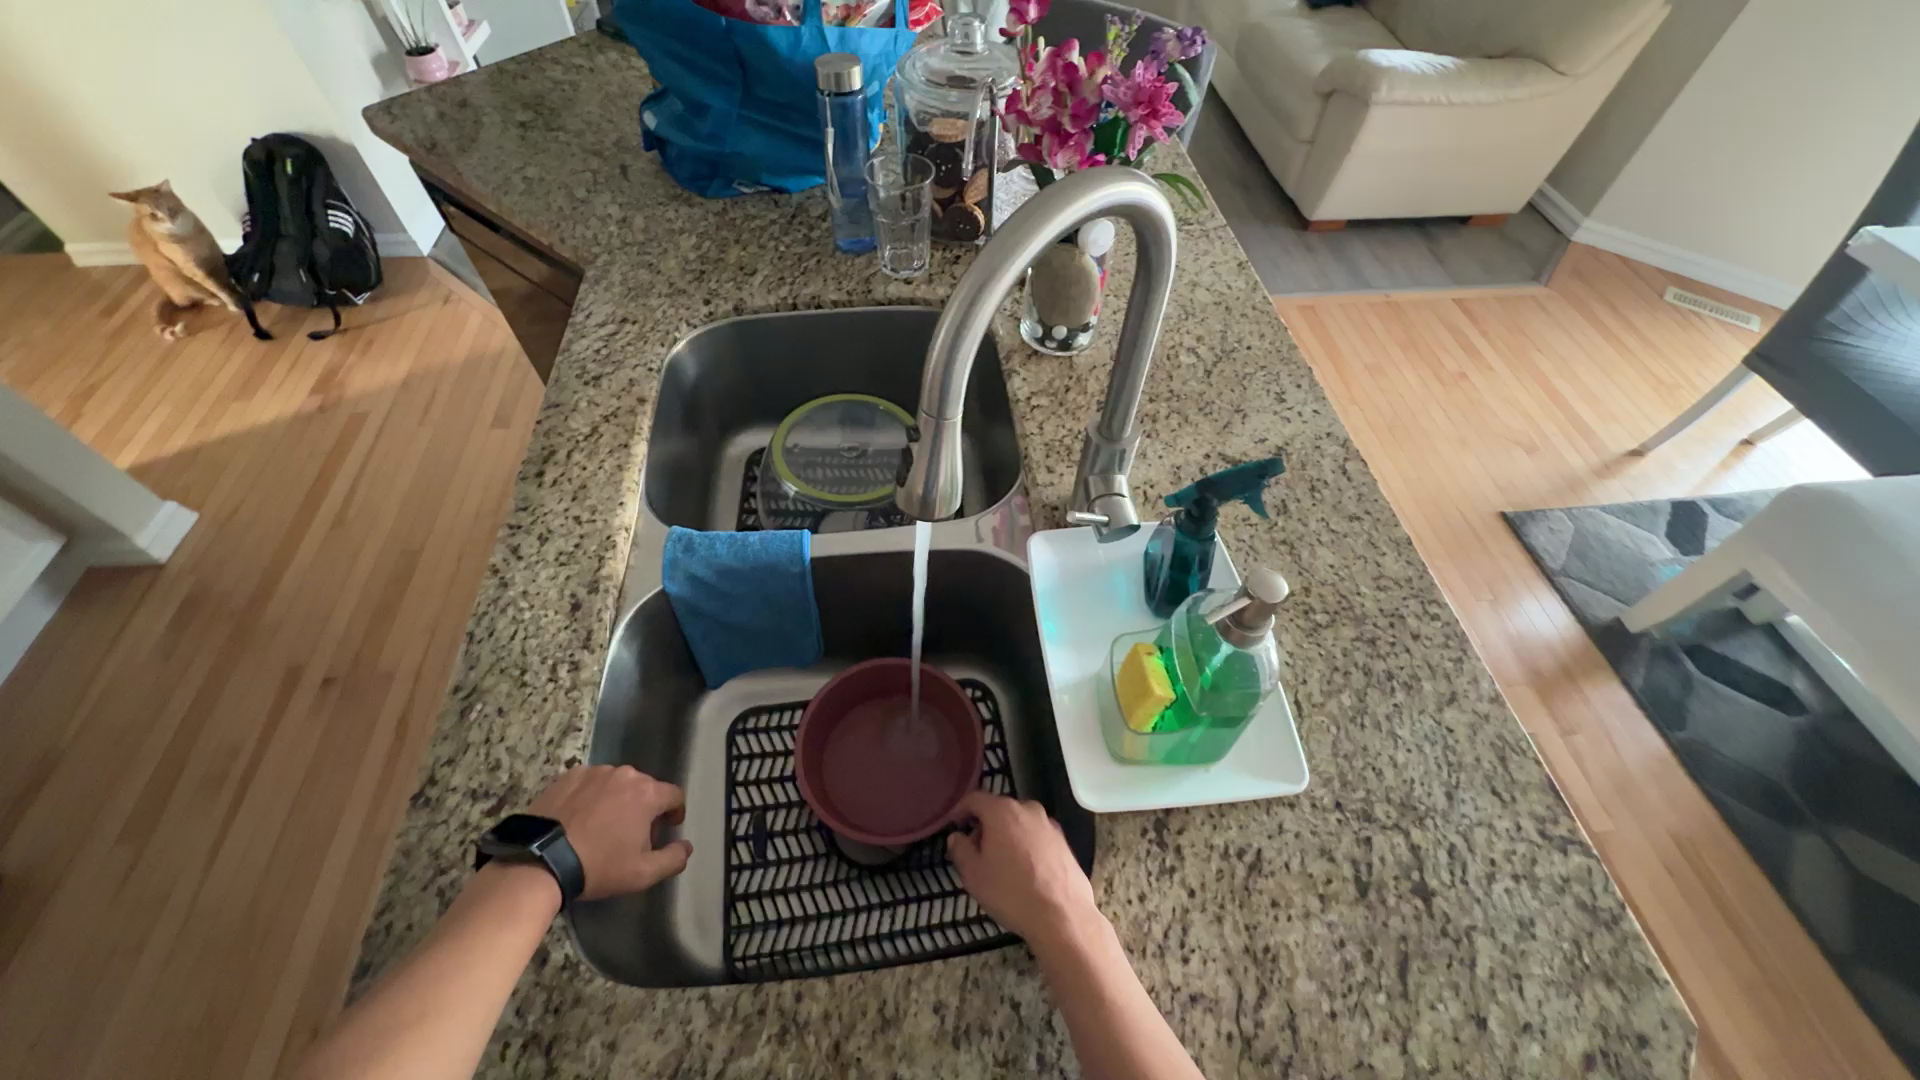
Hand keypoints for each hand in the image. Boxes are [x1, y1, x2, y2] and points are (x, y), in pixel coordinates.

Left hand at [528, 765, 691, 900]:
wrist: (539, 862)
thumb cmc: (597, 866)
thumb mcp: (642, 873)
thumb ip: (673, 858)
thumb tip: (687, 846)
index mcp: (647, 793)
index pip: (674, 795)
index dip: (675, 812)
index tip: (667, 827)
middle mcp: (625, 774)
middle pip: (646, 787)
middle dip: (645, 806)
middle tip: (632, 832)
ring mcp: (594, 772)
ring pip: (617, 782)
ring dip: (618, 798)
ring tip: (603, 823)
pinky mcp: (568, 776)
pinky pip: (590, 782)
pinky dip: (592, 795)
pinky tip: (580, 816)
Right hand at [946, 791, 1099, 946]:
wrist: (1062, 917)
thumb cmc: (1010, 892)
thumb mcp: (973, 875)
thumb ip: (960, 850)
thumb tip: (957, 837)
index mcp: (1003, 811)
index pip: (975, 799)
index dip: (960, 810)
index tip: (953, 825)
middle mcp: (1028, 809)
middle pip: (999, 810)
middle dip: (984, 827)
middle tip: (975, 852)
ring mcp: (1050, 825)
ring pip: (1020, 824)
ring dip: (1006, 837)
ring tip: (1000, 865)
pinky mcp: (1065, 843)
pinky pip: (1037, 838)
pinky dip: (1026, 847)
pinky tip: (1024, 872)